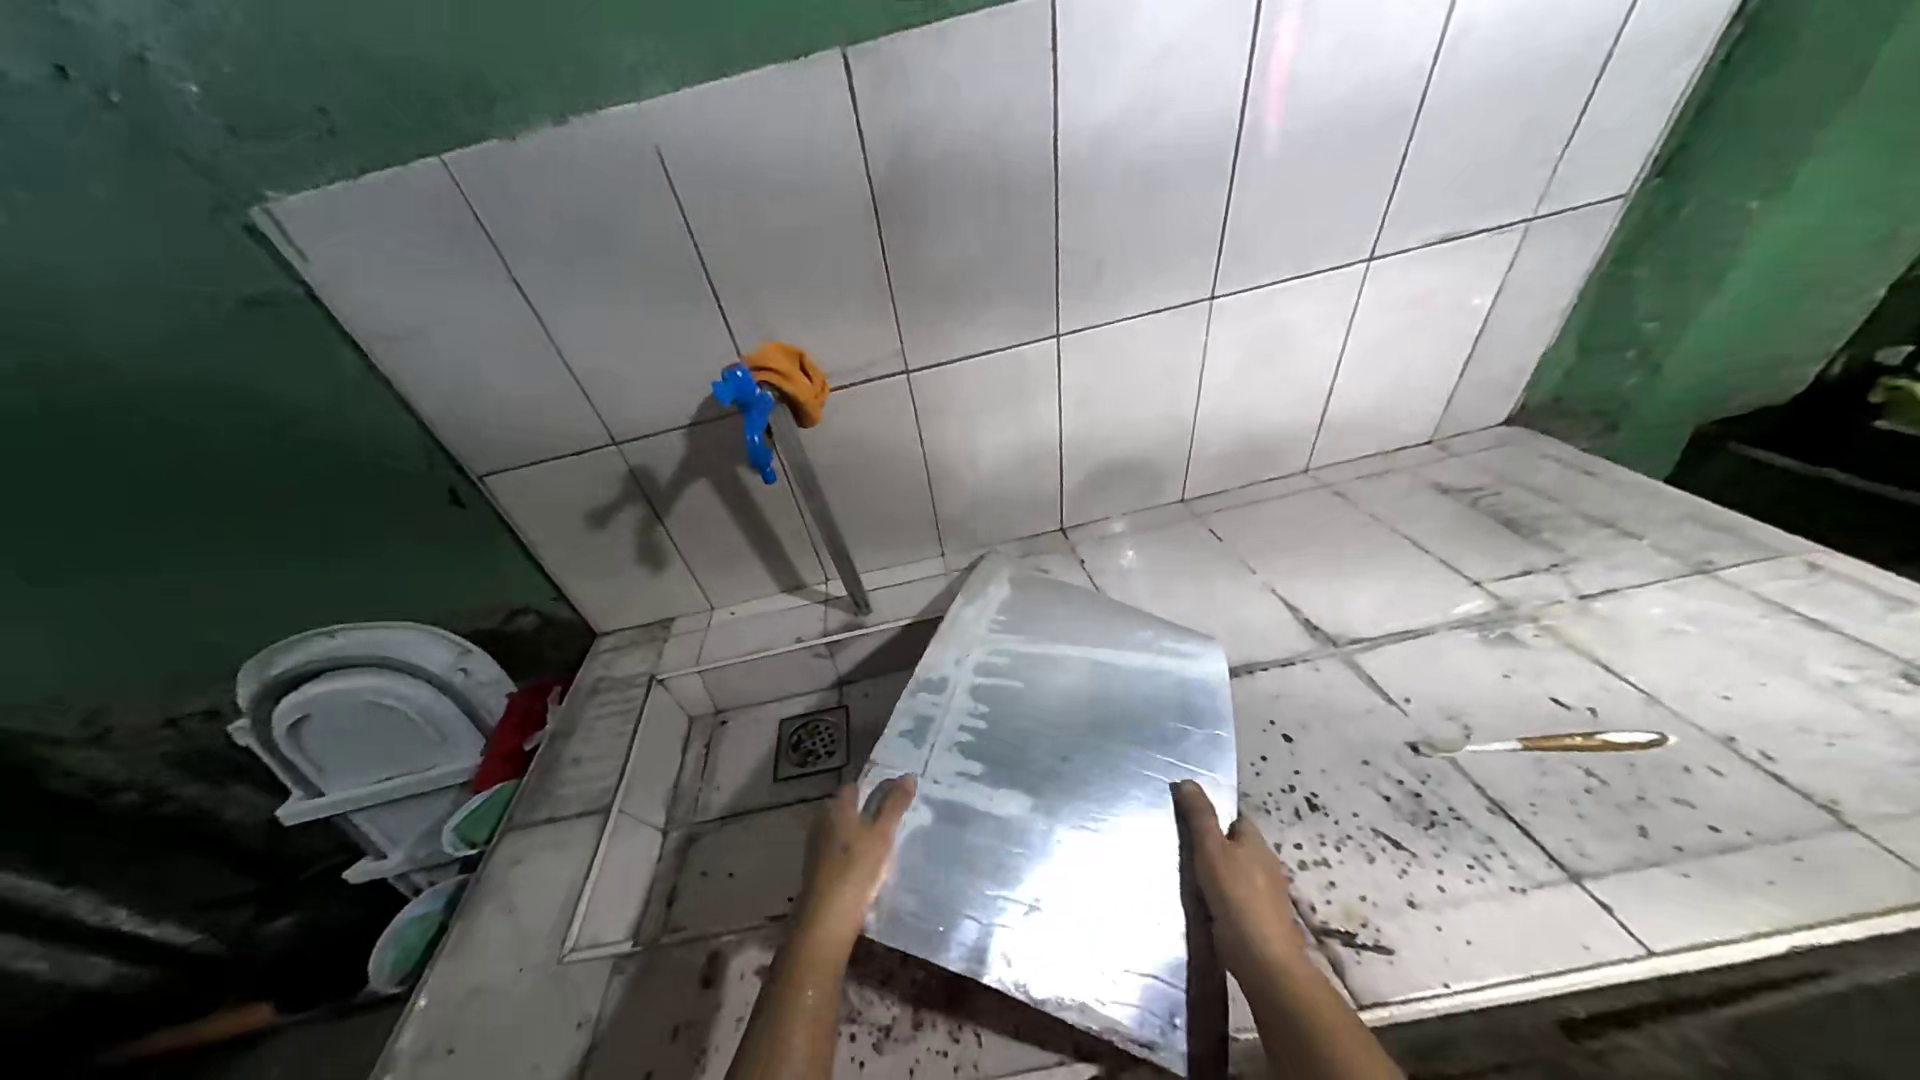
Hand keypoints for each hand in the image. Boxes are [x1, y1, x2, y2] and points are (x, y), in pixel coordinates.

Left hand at [795, 775, 916, 941]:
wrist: (827, 917)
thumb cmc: (857, 867)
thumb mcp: (883, 833)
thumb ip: (895, 804)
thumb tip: (908, 775)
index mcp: (837, 808)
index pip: (853, 788)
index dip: (871, 789)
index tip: (891, 797)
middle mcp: (823, 822)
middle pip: (845, 809)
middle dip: (863, 811)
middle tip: (889, 821)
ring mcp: (816, 847)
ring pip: (840, 831)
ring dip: (856, 833)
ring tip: (880, 845)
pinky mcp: (816, 870)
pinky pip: (836, 851)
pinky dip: (850, 852)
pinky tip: (864, 866)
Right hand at [1172, 779, 1308, 976]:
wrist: (1262, 956)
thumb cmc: (1234, 894)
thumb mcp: (1209, 847)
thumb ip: (1199, 815)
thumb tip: (1188, 781)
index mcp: (1256, 840)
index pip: (1235, 817)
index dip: (1214, 815)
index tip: (1189, 819)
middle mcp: (1265, 862)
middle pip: (1237, 844)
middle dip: (1215, 844)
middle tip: (1183, 846)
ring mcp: (1266, 891)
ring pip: (1237, 871)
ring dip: (1219, 871)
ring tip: (1189, 873)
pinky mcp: (1260, 916)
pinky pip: (1237, 895)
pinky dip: (1223, 894)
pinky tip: (1205, 901)